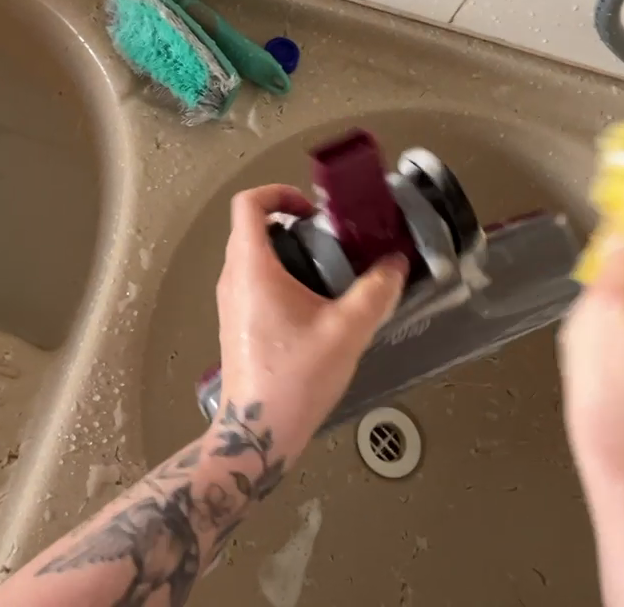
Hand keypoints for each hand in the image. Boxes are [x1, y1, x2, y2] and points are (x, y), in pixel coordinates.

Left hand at [213, 185, 407, 457]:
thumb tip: (395, 264)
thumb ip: (375, 293)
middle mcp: (232, 277)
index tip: (313, 210)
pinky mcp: (235, 322)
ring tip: (325, 270)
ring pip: (250, 255)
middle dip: (288, 222)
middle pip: (250, 227)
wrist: (258, 430)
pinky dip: (277, 275)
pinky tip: (312, 304)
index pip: (248, 203)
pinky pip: (251, 281)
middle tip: (327, 238)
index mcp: (251, 267)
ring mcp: (229, 301)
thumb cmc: (296, 376)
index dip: (278, 192)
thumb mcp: (347, 331)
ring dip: (283, 250)